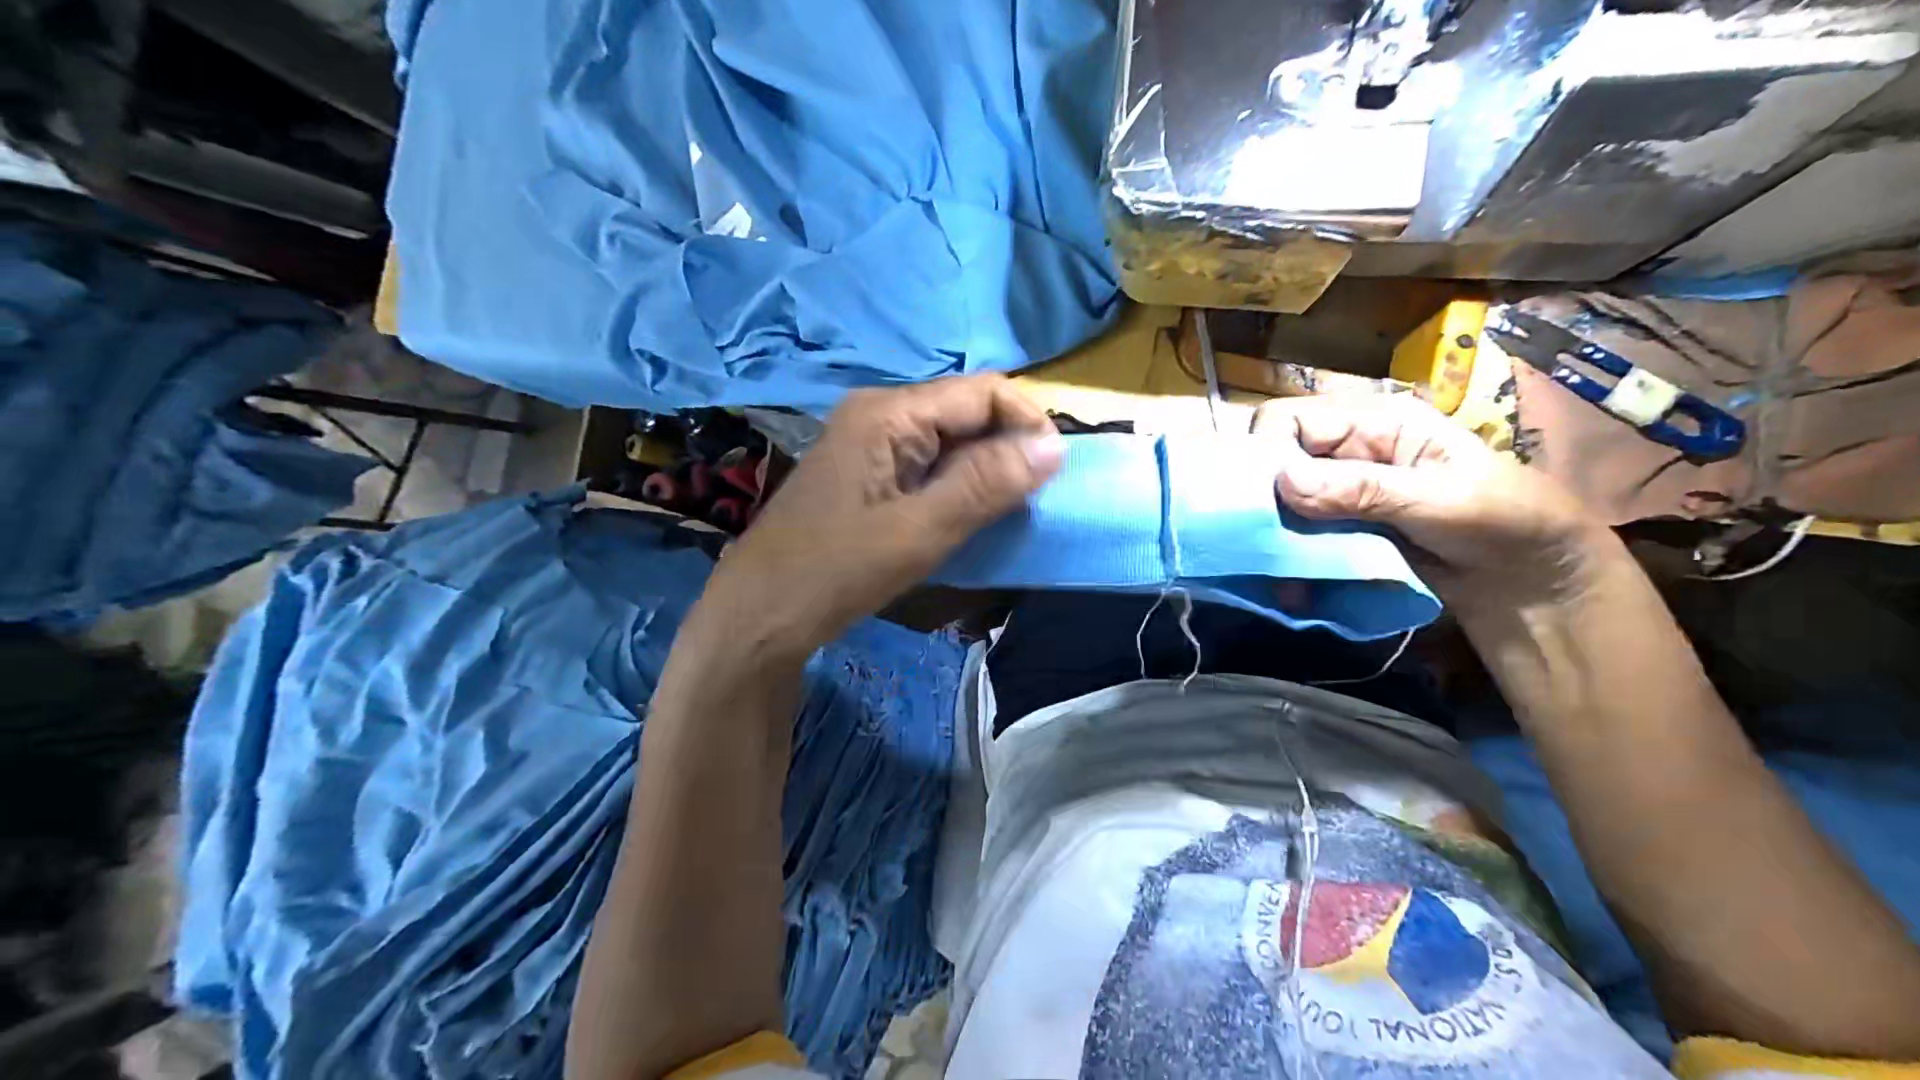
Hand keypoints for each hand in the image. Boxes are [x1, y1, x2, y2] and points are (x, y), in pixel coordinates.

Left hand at [692, 376, 1063, 659]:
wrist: (760, 614)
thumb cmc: (836, 571)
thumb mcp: (919, 531)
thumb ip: (986, 485)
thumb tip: (1054, 447)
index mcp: (888, 412)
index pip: (982, 391)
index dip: (1027, 423)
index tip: (1053, 474)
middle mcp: (879, 414)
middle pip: (966, 411)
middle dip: (1007, 448)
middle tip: (1030, 500)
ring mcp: (870, 443)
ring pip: (950, 440)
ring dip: (984, 470)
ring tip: (1003, 513)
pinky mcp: (867, 473)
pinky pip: (928, 465)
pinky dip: (957, 485)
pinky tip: (965, 517)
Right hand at [1252, 395, 1612, 614]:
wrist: (1536, 584)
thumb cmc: (1507, 522)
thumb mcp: (1441, 499)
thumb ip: (1363, 490)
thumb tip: (1284, 482)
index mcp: (1376, 424)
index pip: (1292, 420)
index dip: (1269, 450)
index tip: (1269, 496)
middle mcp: (1349, 453)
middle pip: (1276, 461)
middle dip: (1264, 498)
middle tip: (1265, 538)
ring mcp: (1341, 496)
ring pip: (1280, 503)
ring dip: (1274, 534)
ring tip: (1279, 573)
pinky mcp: (1339, 532)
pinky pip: (1297, 536)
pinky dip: (1289, 558)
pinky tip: (1293, 583)